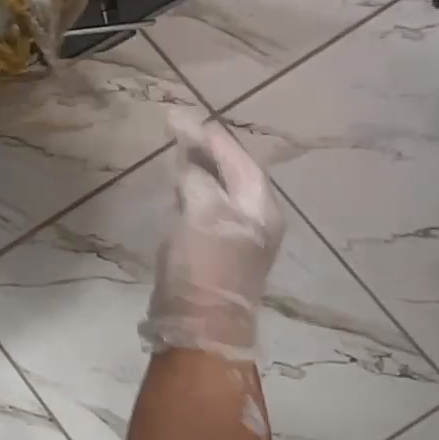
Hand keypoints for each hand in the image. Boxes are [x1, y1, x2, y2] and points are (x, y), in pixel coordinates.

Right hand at [141, 116, 284, 363]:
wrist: (201, 322)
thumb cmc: (203, 267)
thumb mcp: (200, 216)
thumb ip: (198, 182)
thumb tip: (191, 158)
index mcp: (259, 207)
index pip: (238, 160)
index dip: (210, 137)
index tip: (179, 117)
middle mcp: (258, 217)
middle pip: (236, 173)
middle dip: (210, 149)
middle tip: (180, 128)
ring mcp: (240, 235)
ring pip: (223, 189)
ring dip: (202, 168)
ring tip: (179, 149)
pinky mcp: (219, 249)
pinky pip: (210, 205)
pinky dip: (195, 188)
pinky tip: (179, 185)